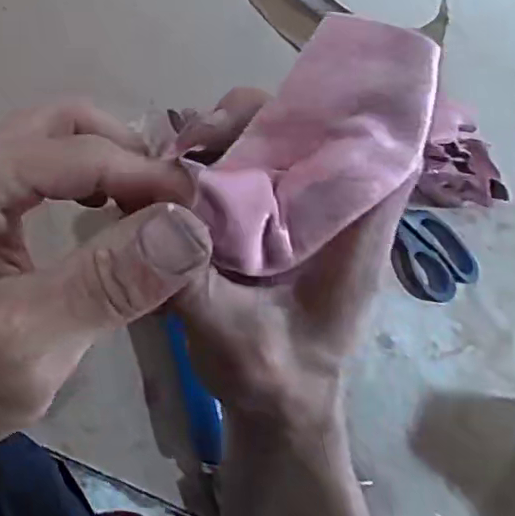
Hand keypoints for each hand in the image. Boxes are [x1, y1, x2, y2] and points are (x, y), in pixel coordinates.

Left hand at [0, 100, 213, 449]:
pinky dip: (92, 175)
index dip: (150, 177)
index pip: (86, 152)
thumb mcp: (32, 340)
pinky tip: (111, 209)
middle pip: (74, 123)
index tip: (203, 214)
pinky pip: (50, 160)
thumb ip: (108, 282)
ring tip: (155, 209)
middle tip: (177, 206)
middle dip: (132, 155)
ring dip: (115, 161)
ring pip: (64, 135)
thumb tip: (189, 227)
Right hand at [169, 88, 409, 425]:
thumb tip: (145, 208)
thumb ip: (193, 283)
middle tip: (189, 145)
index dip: (335, 109)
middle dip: (242, 118)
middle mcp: (327, 203)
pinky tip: (166, 175)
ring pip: (262, 134)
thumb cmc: (274, 378)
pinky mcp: (262, 208)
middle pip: (300, 122)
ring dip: (215, 135)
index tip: (271, 109)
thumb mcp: (232, 340)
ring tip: (168, 162)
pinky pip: (235, 158)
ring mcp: (292, 202)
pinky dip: (203, 156)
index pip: (369, 144)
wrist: (276, 406)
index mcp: (350, 230)